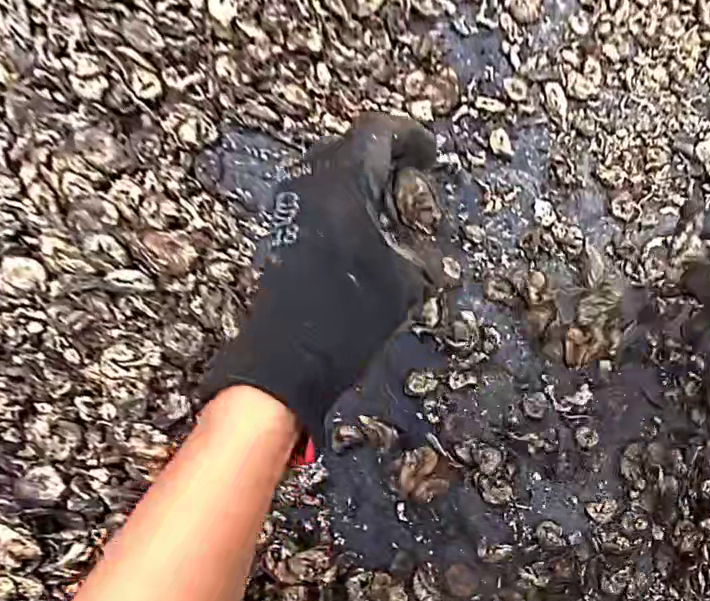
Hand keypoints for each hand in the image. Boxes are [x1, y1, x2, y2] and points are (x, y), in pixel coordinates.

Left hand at [200, 114, 443, 439]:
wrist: (288, 357)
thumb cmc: (349, 317)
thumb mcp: (405, 286)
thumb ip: (420, 256)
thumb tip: (428, 251)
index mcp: (346, 181)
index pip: (381, 134)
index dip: (412, 139)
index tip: (430, 154)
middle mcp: (312, 180)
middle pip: (354, 150)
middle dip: (385, 163)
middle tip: (411, 184)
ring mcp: (290, 205)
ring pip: (333, 177)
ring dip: (362, 189)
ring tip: (388, 215)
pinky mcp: (280, 232)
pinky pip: (318, 202)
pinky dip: (343, 210)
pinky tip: (359, 240)